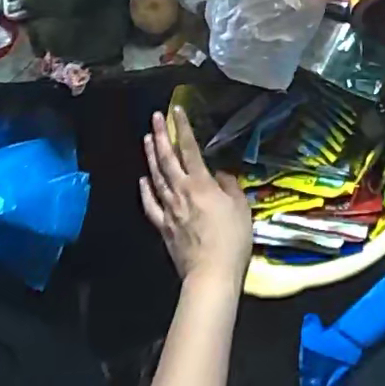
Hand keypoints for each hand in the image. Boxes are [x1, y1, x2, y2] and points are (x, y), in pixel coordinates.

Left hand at [140, 106, 251, 288]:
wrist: (211, 275)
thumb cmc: (232, 239)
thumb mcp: (241, 207)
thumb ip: (230, 186)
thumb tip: (221, 174)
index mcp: (201, 183)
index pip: (189, 148)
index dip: (182, 127)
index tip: (176, 110)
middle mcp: (180, 191)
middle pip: (167, 158)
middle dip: (160, 135)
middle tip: (155, 117)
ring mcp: (168, 209)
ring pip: (156, 176)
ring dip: (151, 156)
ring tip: (147, 139)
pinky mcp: (163, 227)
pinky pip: (150, 204)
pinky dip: (145, 190)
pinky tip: (143, 180)